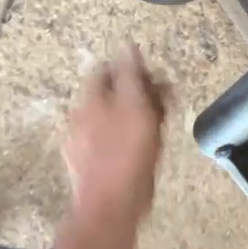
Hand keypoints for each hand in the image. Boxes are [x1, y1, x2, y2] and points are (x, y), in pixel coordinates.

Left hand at [63, 45, 165, 222]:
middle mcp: (82, 118)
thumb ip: (131, 73)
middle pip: (114, 90)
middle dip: (142, 90)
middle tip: (165, 98)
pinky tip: (151, 140)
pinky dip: (134, 132)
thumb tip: (127, 45)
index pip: (106, 68)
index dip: (132, 67)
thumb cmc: (126, 149)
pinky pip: (117, 135)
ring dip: (142, 111)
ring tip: (163, 120)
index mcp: (88, 101)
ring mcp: (87, 141)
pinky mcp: (96, 161)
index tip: (154, 75)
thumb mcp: (134, 103)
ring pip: (118, 113)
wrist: (113, 203)